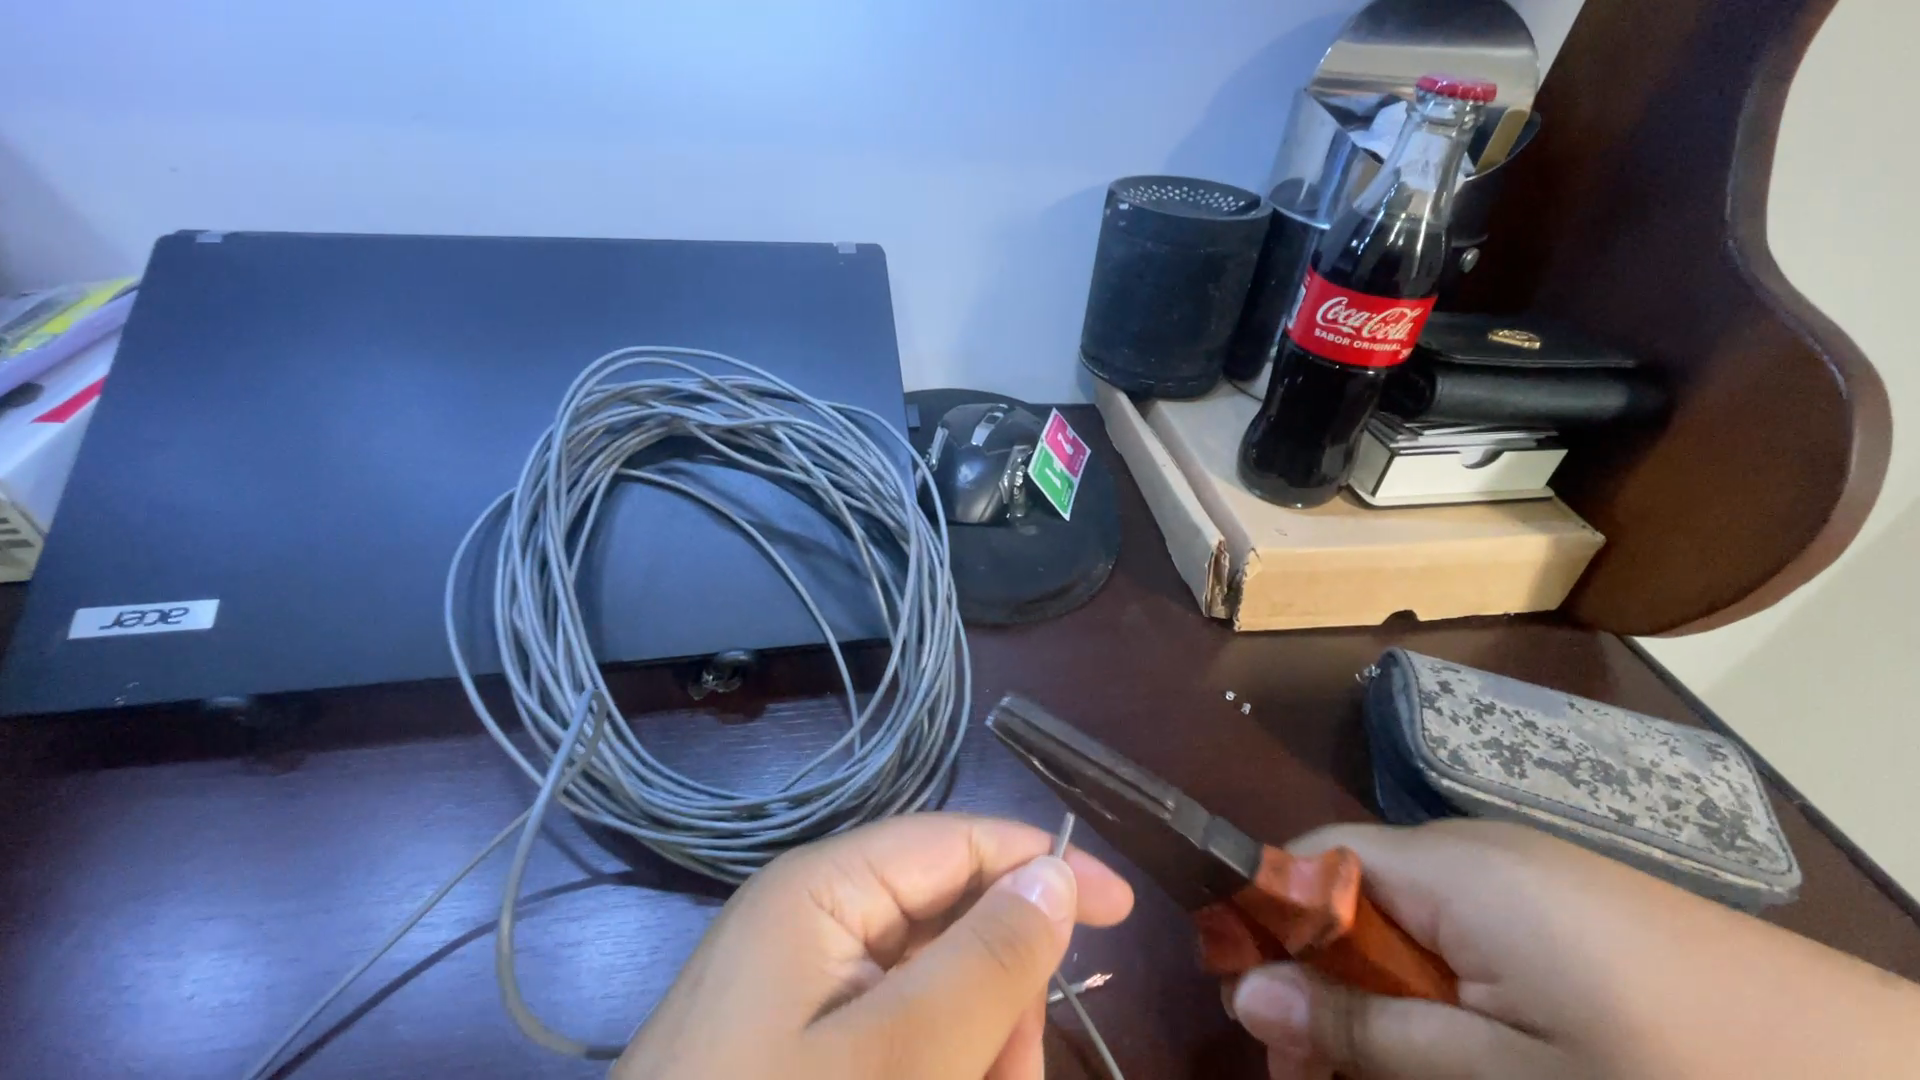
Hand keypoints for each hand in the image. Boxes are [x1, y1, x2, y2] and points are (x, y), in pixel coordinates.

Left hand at [612, 812, 1133, 1079]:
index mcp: (824, 888)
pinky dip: (937, 1063)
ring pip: (934, 984)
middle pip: (951, 918)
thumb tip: (1056, 871)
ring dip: (975, 1044)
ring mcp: (806, 980)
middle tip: (1012, 1074)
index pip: (958, 842)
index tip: (1122, 909)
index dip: (1043, 864)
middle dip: (1001, 993)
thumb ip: (985, 959)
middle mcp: (815, 916)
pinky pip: (899, 1030)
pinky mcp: (804, 1035)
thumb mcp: (898, 1057)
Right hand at [1228, 819, 1919, 1078]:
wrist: (1881, 1073)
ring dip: (1378, 991)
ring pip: (1408, 917)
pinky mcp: (1567, 905)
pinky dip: (1438, 986)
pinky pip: (1466, 929)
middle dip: (1322, 976)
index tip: (1255, 1010)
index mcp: (1451, 867)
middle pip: (1354, 891)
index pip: (1312, 860)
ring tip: (1382, 1071)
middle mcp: (1475, 848)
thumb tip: (1243, 991)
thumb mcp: (1503, 1076)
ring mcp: (1528, 874)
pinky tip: (1460, 1049)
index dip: (1268, 924)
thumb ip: (1365, 1029)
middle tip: (1312, 1072)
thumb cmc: (1670, 1073)